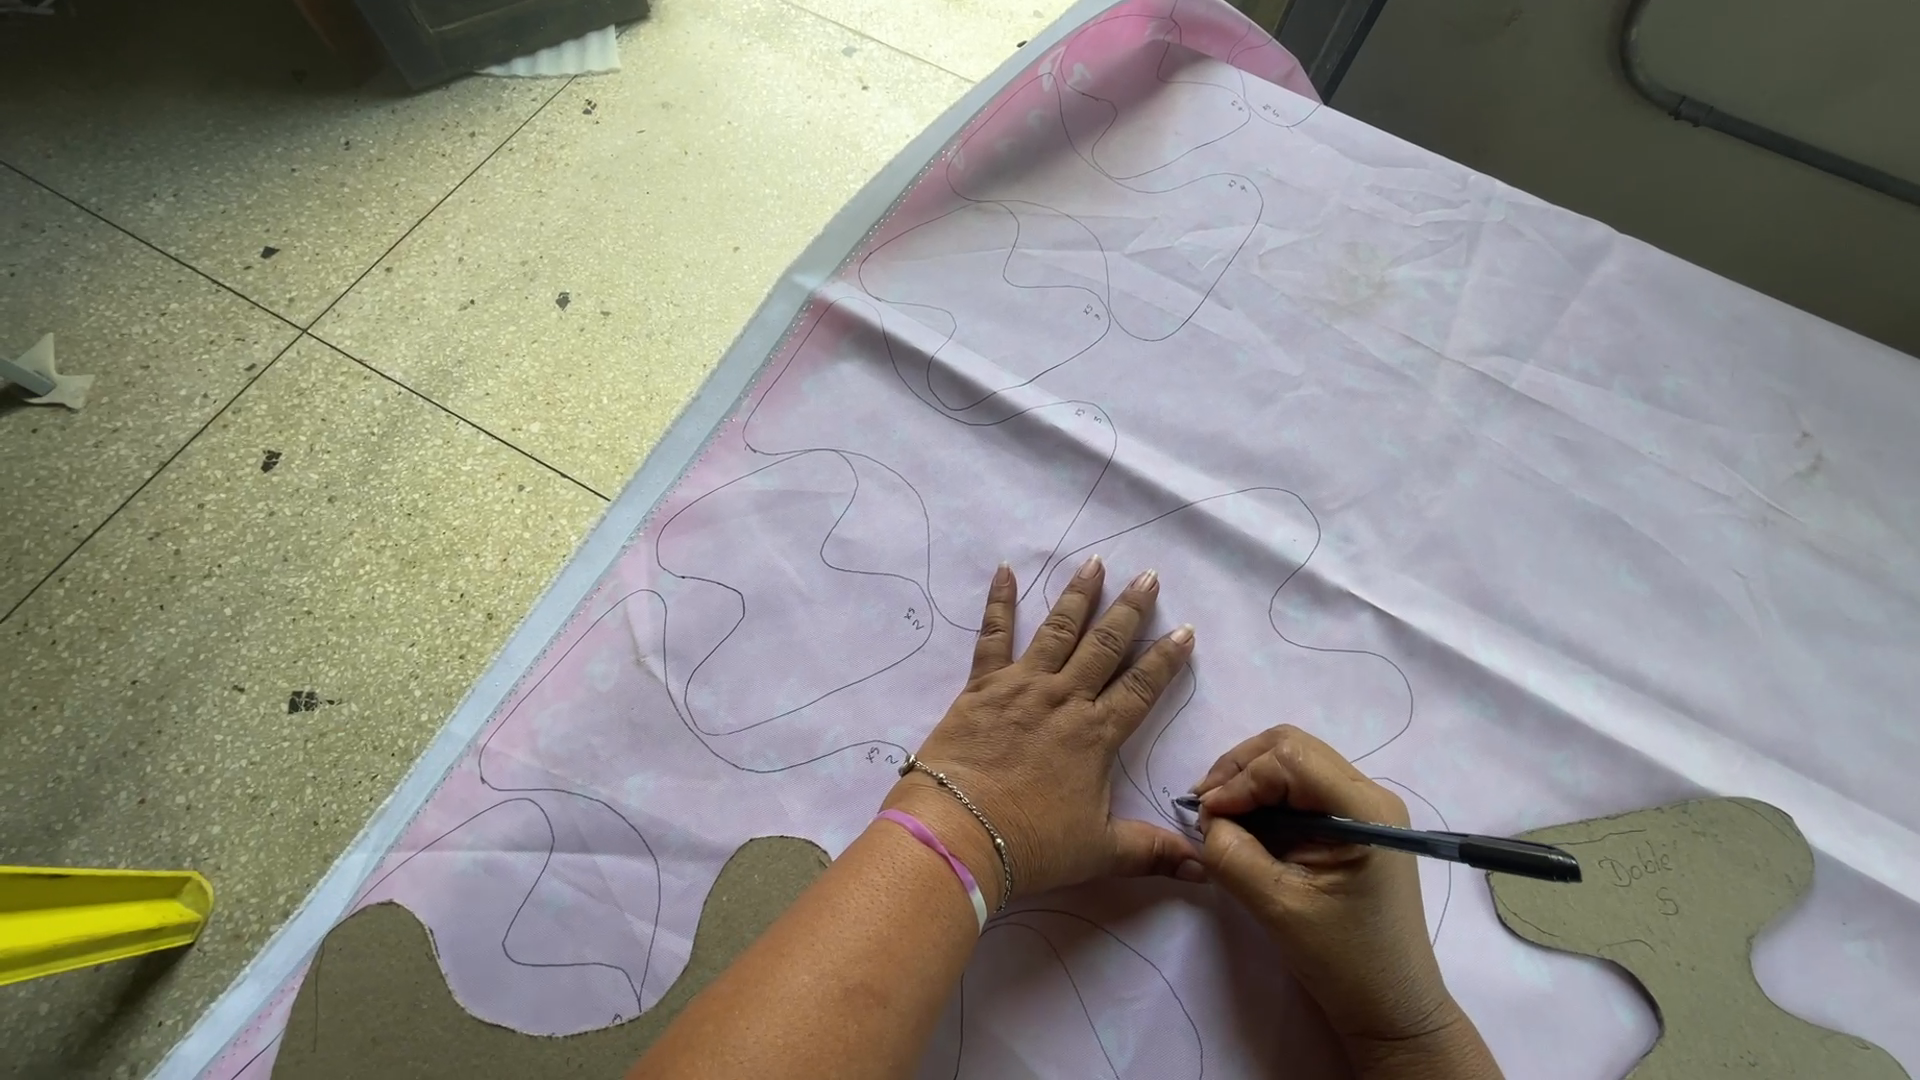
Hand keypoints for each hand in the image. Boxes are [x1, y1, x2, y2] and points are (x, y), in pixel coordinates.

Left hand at [885, 556, 1204, 907]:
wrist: (960, 831)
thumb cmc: (1031, 843)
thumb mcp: (1100, 852)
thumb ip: (1152, 853)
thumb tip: (1206, 869)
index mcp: (1096, 734)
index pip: (1141, 687)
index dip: (1166, 659)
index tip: (1184, 629)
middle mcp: (1064, 698)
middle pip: (1104, 646)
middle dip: (1130, 610)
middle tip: (1148, 576)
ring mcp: (1022, 685)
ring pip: (1058, 631)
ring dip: (1078, 595)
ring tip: (1095, 563)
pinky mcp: (982, 684)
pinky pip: (993, 635)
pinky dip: (999, 601)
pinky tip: (1004, 570)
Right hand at [1194, 726, 1461, 1047]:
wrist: (1390, 1006)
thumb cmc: (1342, 959)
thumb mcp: (1276, 906)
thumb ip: (1232, 853)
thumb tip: (1208, 818)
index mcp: (1363, 810)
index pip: (1289, 758)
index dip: (1240, 778)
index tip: (1207, 815)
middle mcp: (1367, 794)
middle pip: (1289, 746)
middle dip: (1239, 768)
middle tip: (1207, 804)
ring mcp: (1360, 805)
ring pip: (1290, 759)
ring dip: (1248, 777)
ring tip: (1218, 811)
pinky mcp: (1348, 820)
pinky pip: (1296, 785)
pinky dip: (1262, 794)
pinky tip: (1242, 819)